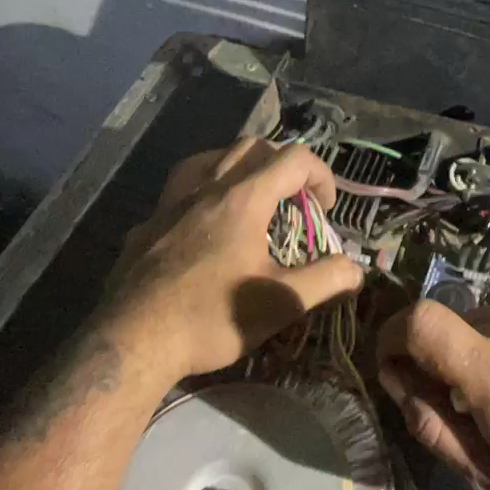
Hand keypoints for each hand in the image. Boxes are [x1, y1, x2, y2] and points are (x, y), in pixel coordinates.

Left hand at [100, 138, 362, 377]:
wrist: (132, 343)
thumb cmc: (212, 317)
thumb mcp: (282, 303)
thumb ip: (327, 279)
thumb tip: (356, 269)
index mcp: (243, 199)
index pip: (293, 158)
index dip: (321, 175)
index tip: (326, 210)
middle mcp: (206, 189)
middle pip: (252, 147)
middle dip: (283, 164)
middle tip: (296, 199)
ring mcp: (170, 205)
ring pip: (209, 158)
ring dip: (240, 167)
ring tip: (252, 196)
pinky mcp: (145, 227)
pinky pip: (178, 191)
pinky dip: (203, 194)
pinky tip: (203, 226)